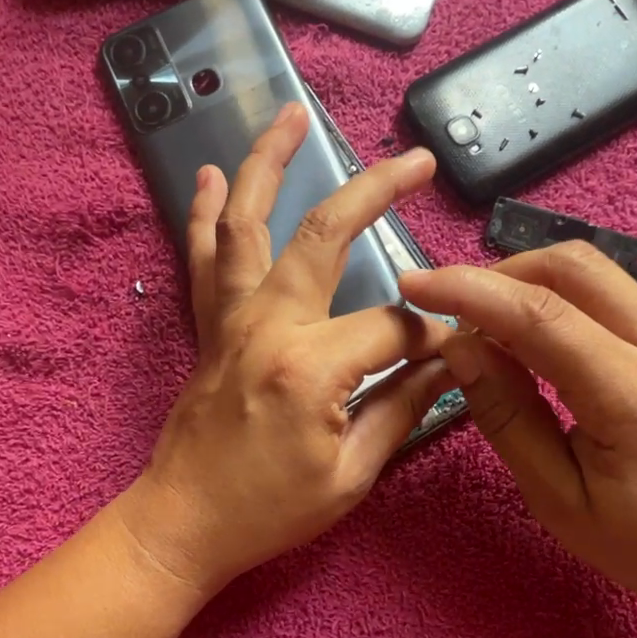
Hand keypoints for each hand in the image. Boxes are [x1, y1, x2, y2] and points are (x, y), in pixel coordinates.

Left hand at [119, 104, 454, 594]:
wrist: (183, 523)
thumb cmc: (267, 512)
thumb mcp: (351, 475)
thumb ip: (400, 408)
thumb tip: (449, 362)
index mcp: (310, 367)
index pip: (393, 326)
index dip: (431, 337)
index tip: (453, 351)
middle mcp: (267, 326)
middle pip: (324, 234)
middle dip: (376, 190)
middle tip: (415, 159)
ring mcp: (230, 321)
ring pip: (246, 224)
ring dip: (266, 163)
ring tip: (289, 114)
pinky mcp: (209, 329)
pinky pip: (206, 259)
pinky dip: (208, 214)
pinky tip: (213, 176)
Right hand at [399, 242, 636, 637]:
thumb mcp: (559, 499)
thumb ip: (508, 417)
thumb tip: (461, 348)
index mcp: (636, 398)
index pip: (541, 316)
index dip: (469, 291)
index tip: (412, 284)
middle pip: (573, 267)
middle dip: (499, 272)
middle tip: (450, 308)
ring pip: (595, 273)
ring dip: (528, 281)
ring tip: (482, 324)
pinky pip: (611, 295)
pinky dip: (557, 299)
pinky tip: (529, 337)